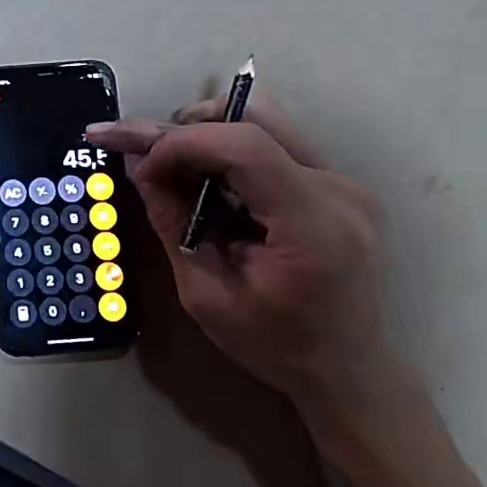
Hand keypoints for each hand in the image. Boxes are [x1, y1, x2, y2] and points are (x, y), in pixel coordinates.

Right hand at [87, 96, 390, 409]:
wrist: (349, 371)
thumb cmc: (276, 346)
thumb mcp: (205, 295)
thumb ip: (171, 222)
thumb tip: (137, 164)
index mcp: (313, 226)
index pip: (246, 147)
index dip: (182, 143)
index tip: (142, 166)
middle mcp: (337, 190)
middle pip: (256, 115)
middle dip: (191, 125)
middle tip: (148, 153)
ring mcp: (343, 182)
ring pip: (266, 120)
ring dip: (209, 132)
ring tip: (173, 166)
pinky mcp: (336, 184)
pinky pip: (274, 143)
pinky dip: (229, 150)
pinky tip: (206, 180)